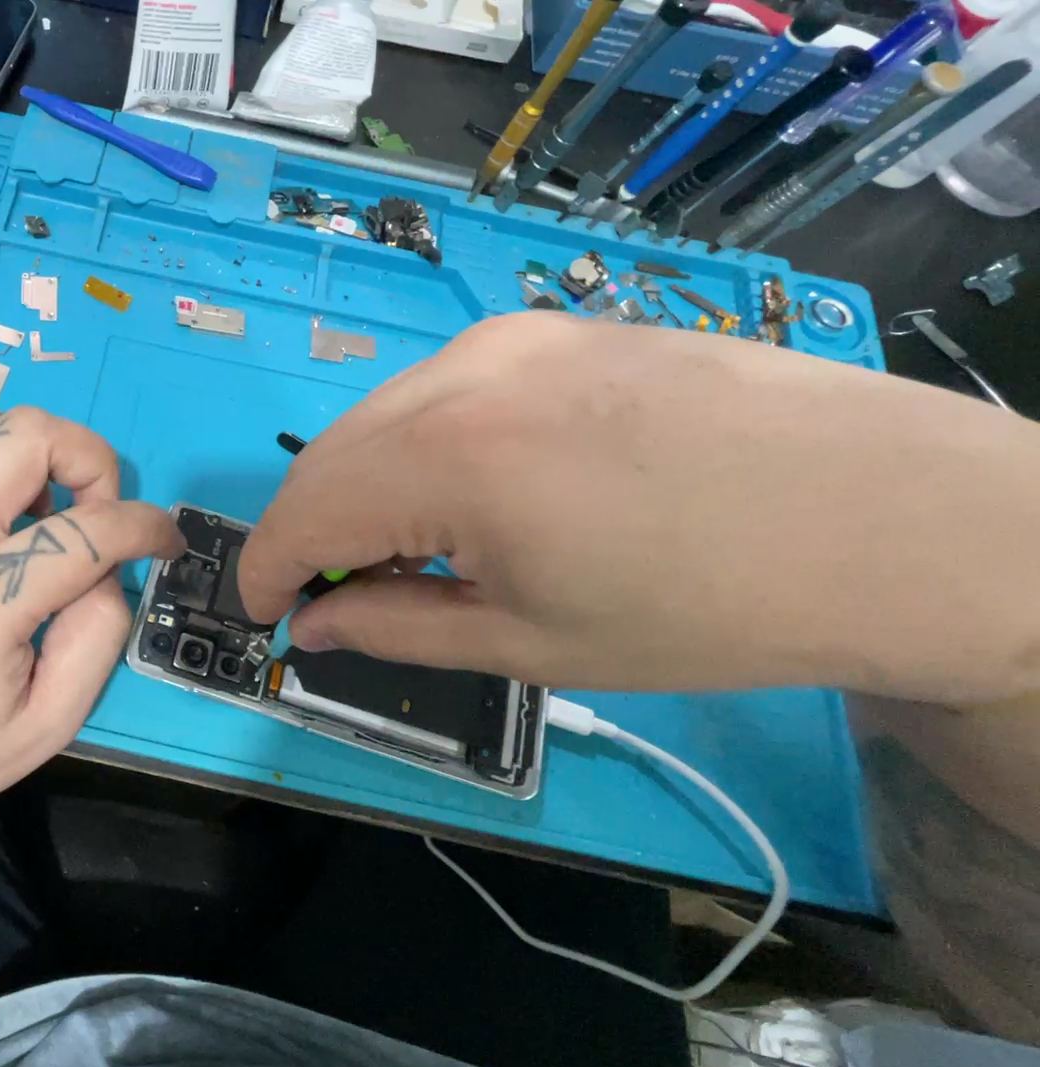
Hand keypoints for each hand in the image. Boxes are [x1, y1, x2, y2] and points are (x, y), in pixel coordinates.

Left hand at [0, 400, 182, 852]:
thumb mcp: (46, 727)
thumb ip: (97, 637)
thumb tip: (110, 567)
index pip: (89, 529)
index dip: (147, 526)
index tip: (164, 540)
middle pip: (29, 436)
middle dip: (90, 461)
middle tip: (96, 516)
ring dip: (25, 449)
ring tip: (35, 510)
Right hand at [238, 313, 1039, 704]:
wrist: (898, 517)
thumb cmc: (705, 606)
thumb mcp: (528, 642)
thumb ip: (392, 630)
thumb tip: (312, 626)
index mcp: (452, 457)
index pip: (307, 512)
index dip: (269, 568)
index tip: (263, 612)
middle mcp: (462, 373)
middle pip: (328, 456)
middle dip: (306, 531)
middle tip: (324, 596)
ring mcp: (508, 338)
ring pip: (374, 418)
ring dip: (355, 488)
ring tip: (393, 554)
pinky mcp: (547, 329)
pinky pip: (432, 392)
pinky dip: (407, 449)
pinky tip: (450, 494)